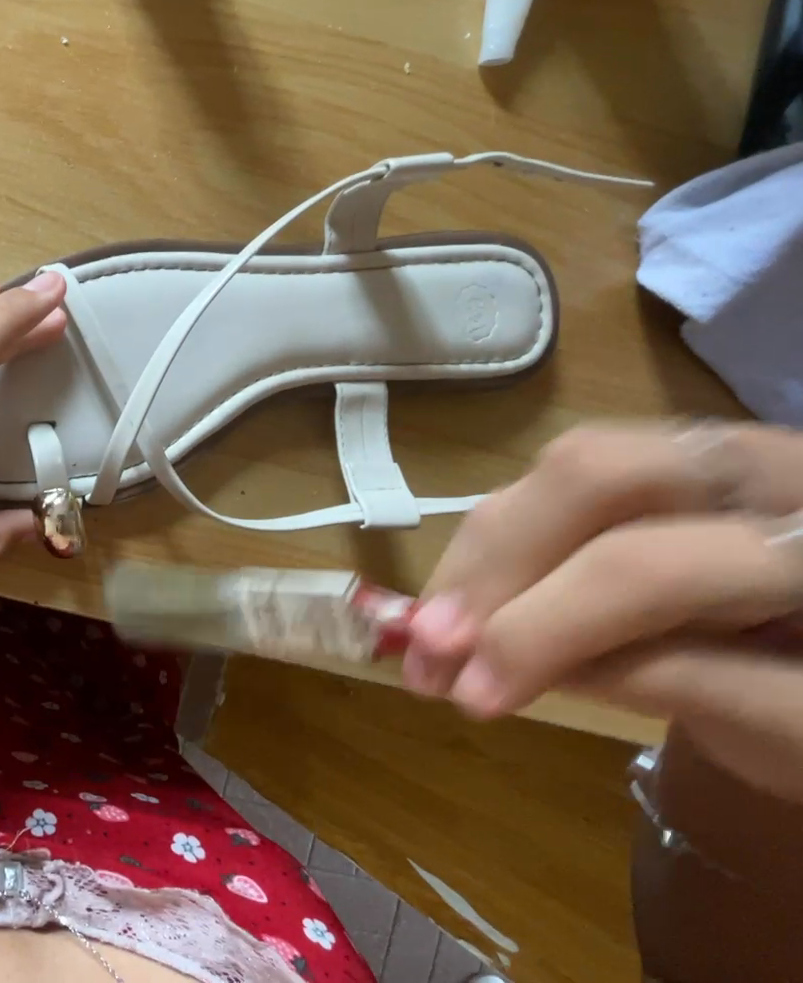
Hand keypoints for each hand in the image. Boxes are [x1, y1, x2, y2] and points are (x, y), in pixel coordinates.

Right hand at [402, 422, 802, 797]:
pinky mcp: (649, 482)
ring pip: (553, 476)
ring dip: (476, 558)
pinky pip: (547, 498)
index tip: (470, 697)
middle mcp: (766, 469)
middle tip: (428, 642)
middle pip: (590, 473)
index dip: (547, 624)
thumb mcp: (797, 728)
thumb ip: (674, 683)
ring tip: (427, 634)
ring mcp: (702, 464)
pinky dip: (490, 555)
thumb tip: (509, 662)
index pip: (654, 564)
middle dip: (491, 561)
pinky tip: (462, 607)